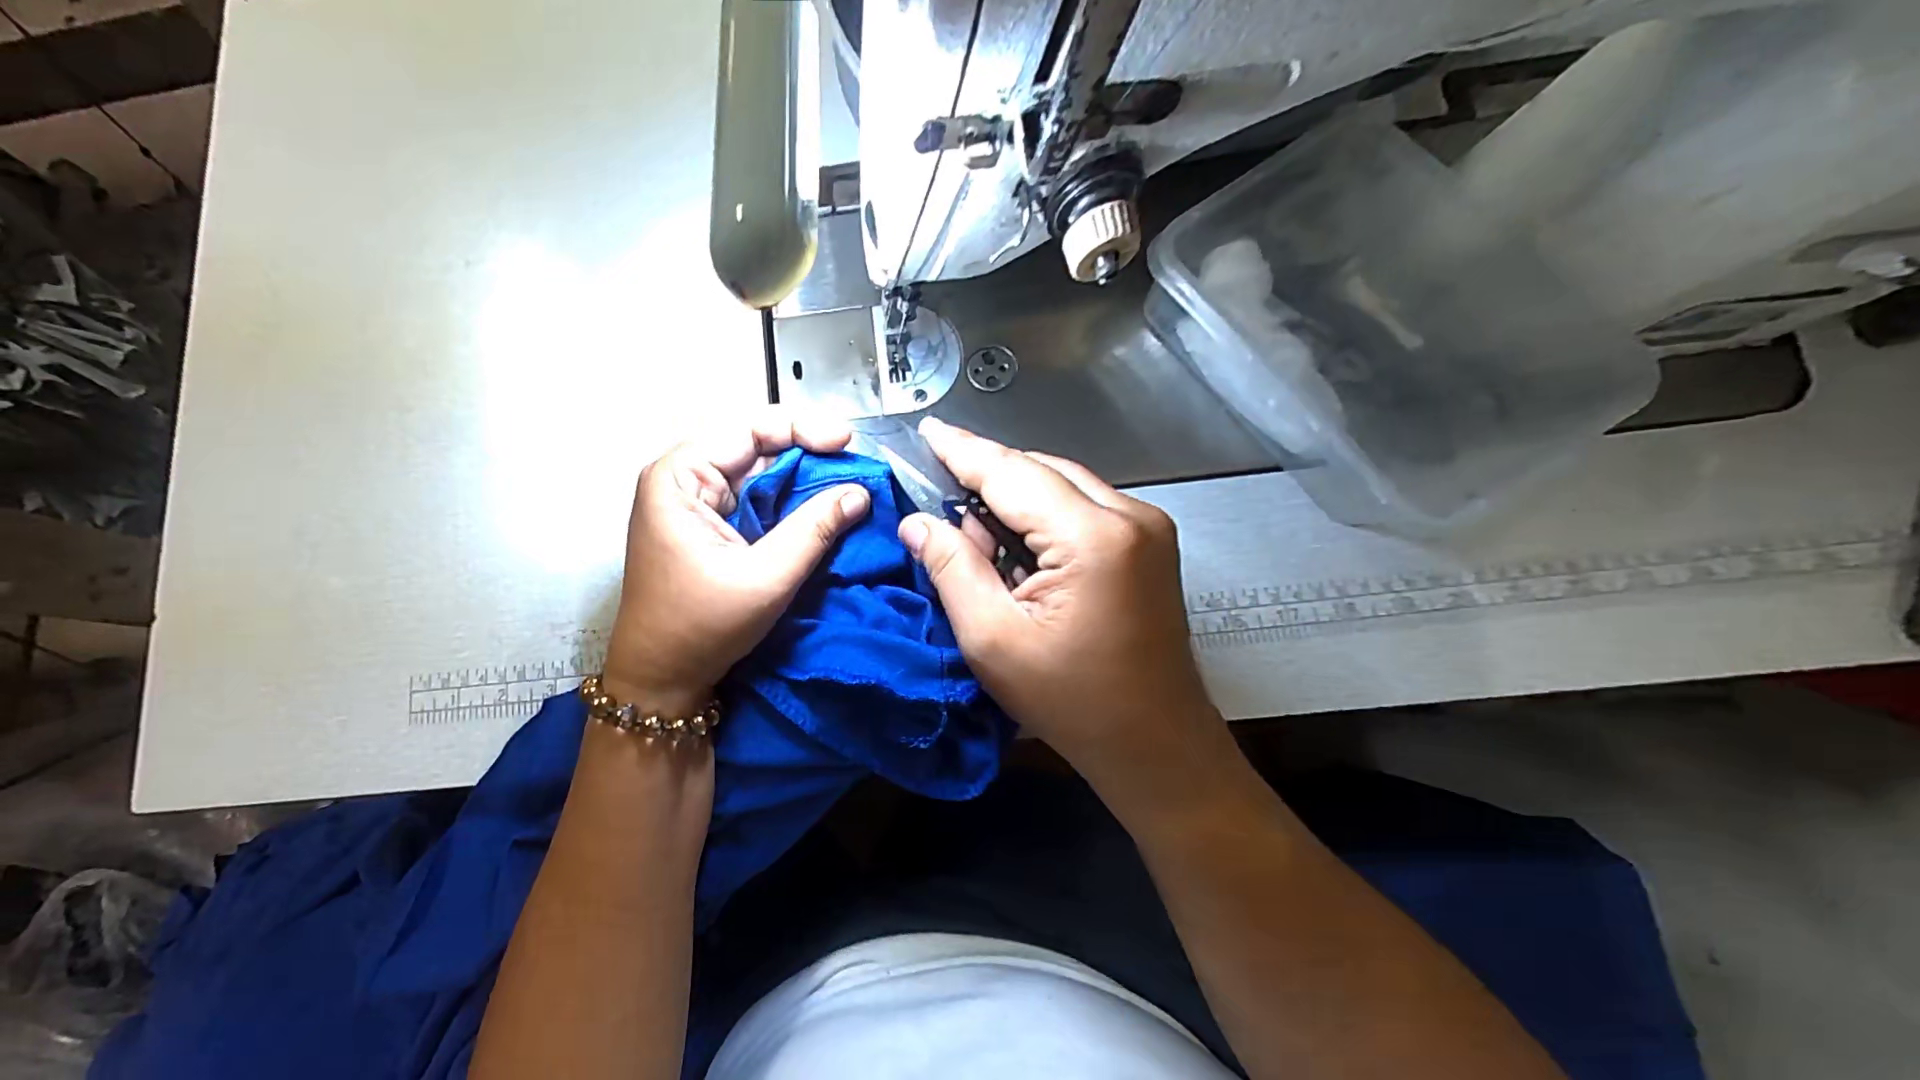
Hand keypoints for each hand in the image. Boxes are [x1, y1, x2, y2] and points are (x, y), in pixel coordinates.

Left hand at [601, 414, 871, 716]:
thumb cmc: (700, 626)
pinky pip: (759, 500)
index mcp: (679, 478)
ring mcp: (699, 503)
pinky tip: (826, 507)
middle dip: (809, 453)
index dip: (801, 428)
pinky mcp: (714, 526)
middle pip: (756, 447)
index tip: (846, 441)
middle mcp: (685, 480)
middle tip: (857, 464)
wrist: (662, 678)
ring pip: (762, 474)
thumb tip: (860, 493)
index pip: (747, 430)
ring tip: (851, 482)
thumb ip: (814, 530)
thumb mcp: (765, 577)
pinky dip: (794, 503)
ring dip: (806, 479)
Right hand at [897, 418, 1224, 787]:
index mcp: (1094, 537)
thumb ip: (953, 569)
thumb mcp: (994, 641)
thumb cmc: (1073, 703)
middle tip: (942, 516)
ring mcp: (1148, 526)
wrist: (1156, 744)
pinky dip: (1044, 519)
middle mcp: (1130, 515)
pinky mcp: (1150, 542)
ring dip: (1015, 504)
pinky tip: (1021, 554)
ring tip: (979, 546)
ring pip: (1062, 486)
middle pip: (1040, 472)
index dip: (962, 450)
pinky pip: (1083, 508)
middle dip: (986, 483)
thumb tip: (918, 521)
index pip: (1012, 472)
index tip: (927, 428)